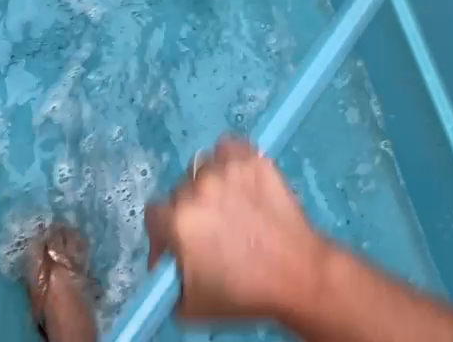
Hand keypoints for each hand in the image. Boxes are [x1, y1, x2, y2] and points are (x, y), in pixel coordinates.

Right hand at [145, 136, 331, 322]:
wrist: (297, 274)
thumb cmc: (243, 294)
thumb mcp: (190, 305)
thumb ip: (168, 281)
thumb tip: (165, 265)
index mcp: (178, 220)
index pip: (155, 214)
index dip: (163, 232)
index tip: (177, 245)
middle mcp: (198, 187)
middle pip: (181, 190)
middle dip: (190, 209)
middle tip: (210, 229)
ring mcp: (227, 169)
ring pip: (205, 166)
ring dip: (210, 183)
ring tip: (228, 203)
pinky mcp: (253, 159)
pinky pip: (230, 147)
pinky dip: (230, 159)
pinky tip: (239, 178)